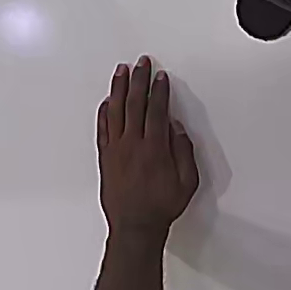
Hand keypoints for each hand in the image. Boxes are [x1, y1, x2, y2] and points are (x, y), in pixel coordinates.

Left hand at [96, 56, 199, 252]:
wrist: (135, 226)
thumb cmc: (161, 206)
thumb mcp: (187, 182)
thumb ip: (183, 152)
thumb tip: (176, 129)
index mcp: (154, 148)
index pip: (156, 110)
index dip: (159, 91)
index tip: (160, 77)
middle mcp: (133, 144)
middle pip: (135, 103)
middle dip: (139, 80)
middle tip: (141, 63)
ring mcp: (116, 149)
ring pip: (116, 111)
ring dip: (119, 88)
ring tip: (121, 71)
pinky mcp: (105, 157)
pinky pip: (103, 128)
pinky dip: (104, 112)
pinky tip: (107, 101)